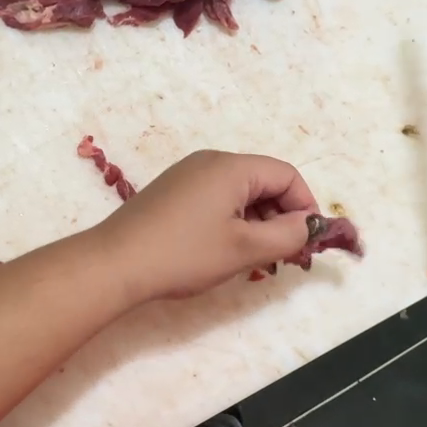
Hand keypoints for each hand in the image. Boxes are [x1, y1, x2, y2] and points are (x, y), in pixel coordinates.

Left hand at [90, 150, 318, 303]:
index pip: (286, 175)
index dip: (306, 207)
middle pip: (263, 181)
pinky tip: (227, 252)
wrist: (116, 263)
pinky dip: (233, 222)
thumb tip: (310, 224)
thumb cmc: (184, 254)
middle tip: (287, 257)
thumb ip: (287, 235)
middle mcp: (209, 162)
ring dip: (258, 223)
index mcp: (230, 167)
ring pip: (240, 193)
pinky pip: (217, 200)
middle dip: (282, 217)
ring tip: (258, 260)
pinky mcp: (173, 194)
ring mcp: (187, 176)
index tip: (308, 243)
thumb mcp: (244, 249)